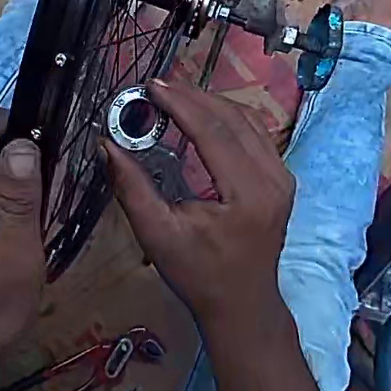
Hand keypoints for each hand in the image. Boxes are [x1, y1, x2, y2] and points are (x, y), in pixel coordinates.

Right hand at [103, 79, 295, 335]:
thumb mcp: (156, 233)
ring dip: (209, 102)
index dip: (180, 104)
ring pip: (248, 120)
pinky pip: (254, 132)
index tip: (152, 87)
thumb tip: (107, 144)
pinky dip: (224, 115)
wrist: (242, 305)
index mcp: (247, 194)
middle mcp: (273, 180)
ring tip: (173, 94)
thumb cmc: (198, 273)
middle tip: (157, 85)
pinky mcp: (280, 178)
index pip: (213, 132)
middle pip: (233, 118)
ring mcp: (282, 178)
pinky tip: (199, 111)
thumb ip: (131, 186)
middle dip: (193, 96)